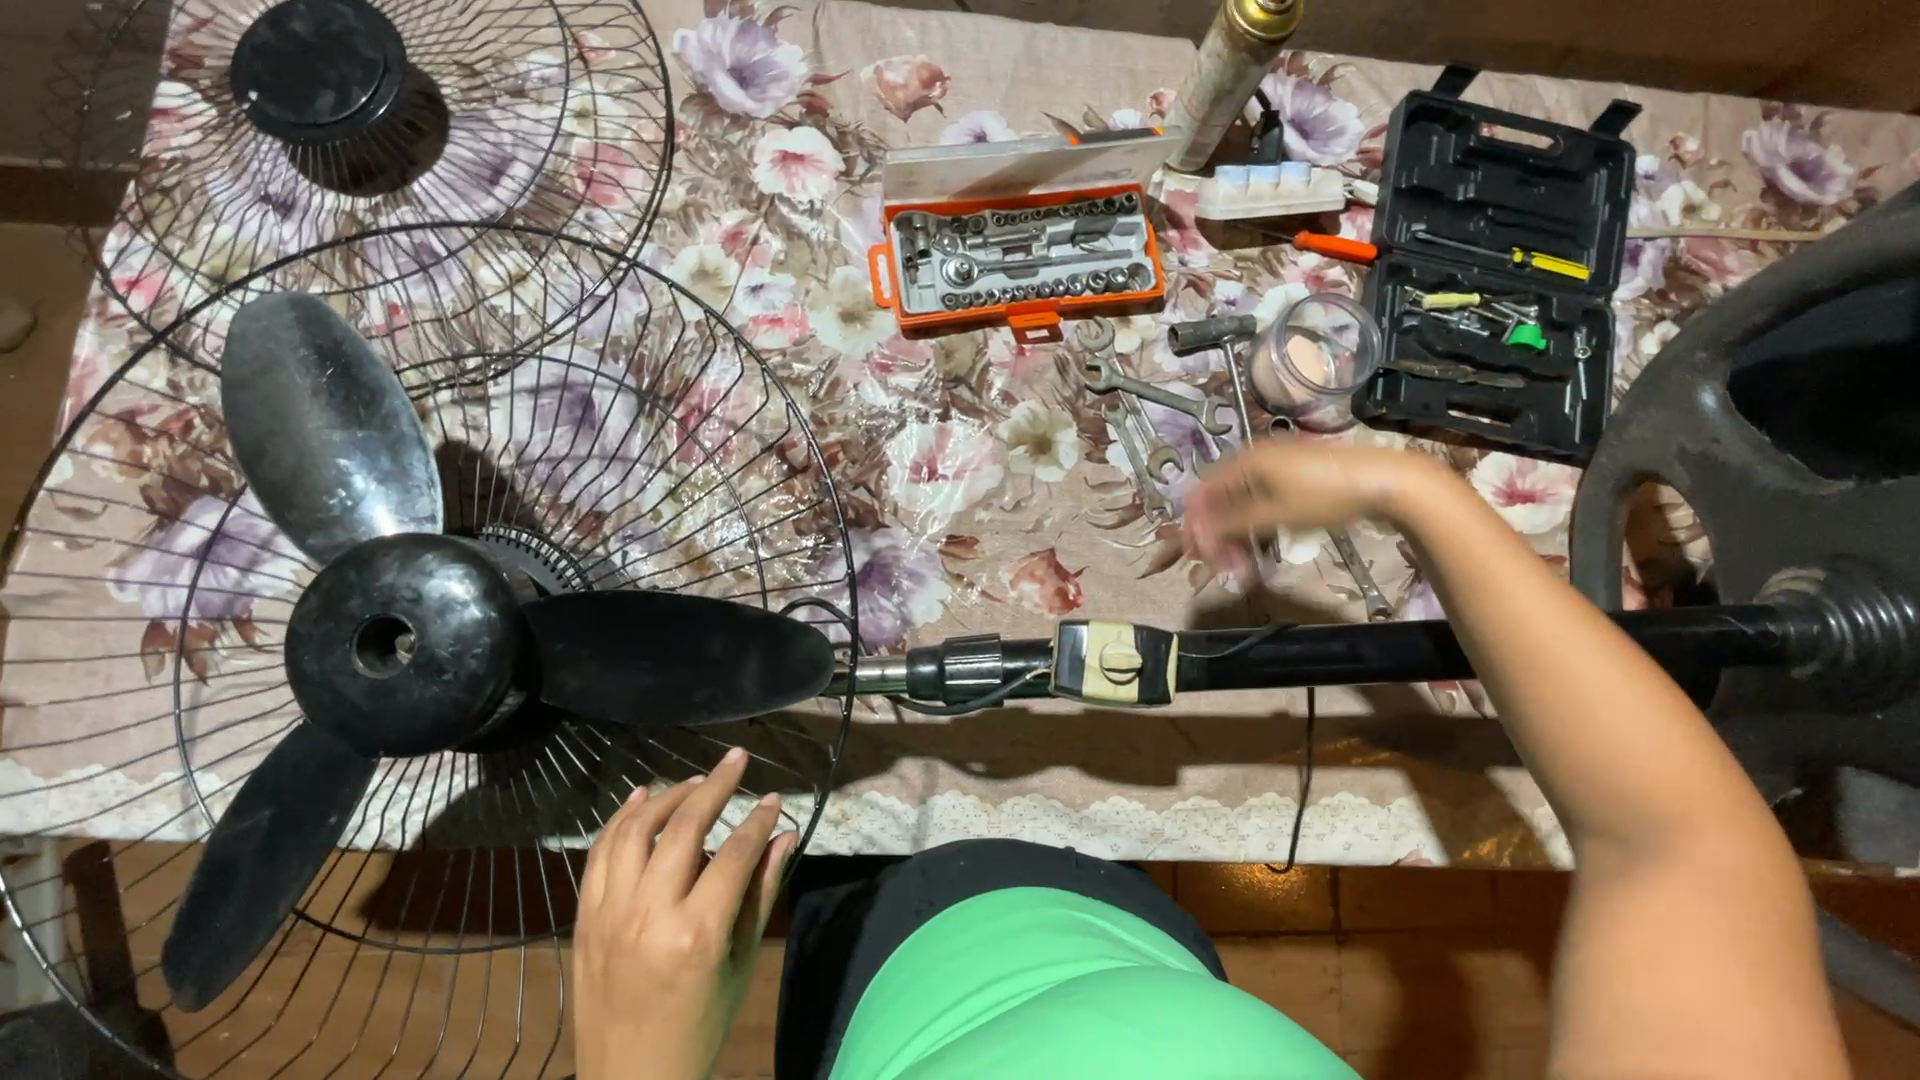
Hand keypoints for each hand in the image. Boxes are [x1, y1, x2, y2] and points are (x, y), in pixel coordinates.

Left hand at [572, 747, 797, 1079]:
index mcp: (696, 934)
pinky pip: (599, 854)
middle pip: (682, 829)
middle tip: (736, 760)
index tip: (773, 798)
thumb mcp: (741, 962)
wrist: (629, 1079)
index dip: (758, 820)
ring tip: (695, 781)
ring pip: (634, 832)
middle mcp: (648, 915)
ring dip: (667, 796)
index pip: (733, 854)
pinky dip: (620, 819)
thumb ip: (761, 892)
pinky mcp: (584, 918)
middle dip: (715, 786)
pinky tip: (640, 797)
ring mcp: (609, 914)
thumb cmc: (699, 1026)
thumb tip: (785, 836)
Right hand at [1183, 437, 1429, 574]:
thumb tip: (1197, 534)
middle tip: (1224, 567)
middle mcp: (1253, 459)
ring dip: (1235, 533)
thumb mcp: (1274, 514)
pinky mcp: (1292, 476)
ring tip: (1243, 563)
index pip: (1202, 494)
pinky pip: (1259, 500)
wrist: (1384, 481)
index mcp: (1244, 462)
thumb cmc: (1325, 496)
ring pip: (1240, 503)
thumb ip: (1230, 523)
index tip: (1200, 557)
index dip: (1196, 526)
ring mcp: (1274, 466)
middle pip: (1219, 499)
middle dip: (1216, 534)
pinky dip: (1254, 524)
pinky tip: (1261, 545)